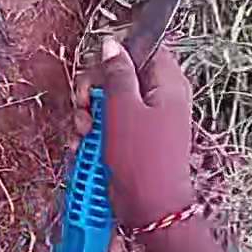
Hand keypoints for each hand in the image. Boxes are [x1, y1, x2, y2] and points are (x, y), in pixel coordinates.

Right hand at [82, 37, 194, 227]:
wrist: (148, 207)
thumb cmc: (141, 156)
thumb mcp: (123, 108)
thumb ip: (116, 73)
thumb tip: (111, 45)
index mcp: (167, 84)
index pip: (144, 49)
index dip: (117, 55)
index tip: (98, 69)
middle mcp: (158, 99)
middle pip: (119, 75)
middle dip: (94, 88)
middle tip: (85, 103)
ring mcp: (144, 120)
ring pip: (107, 101)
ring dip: (87, 114)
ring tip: (84, 131)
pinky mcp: (129, 139)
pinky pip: (106, 125)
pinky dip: (91, 133)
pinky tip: (83, 145)